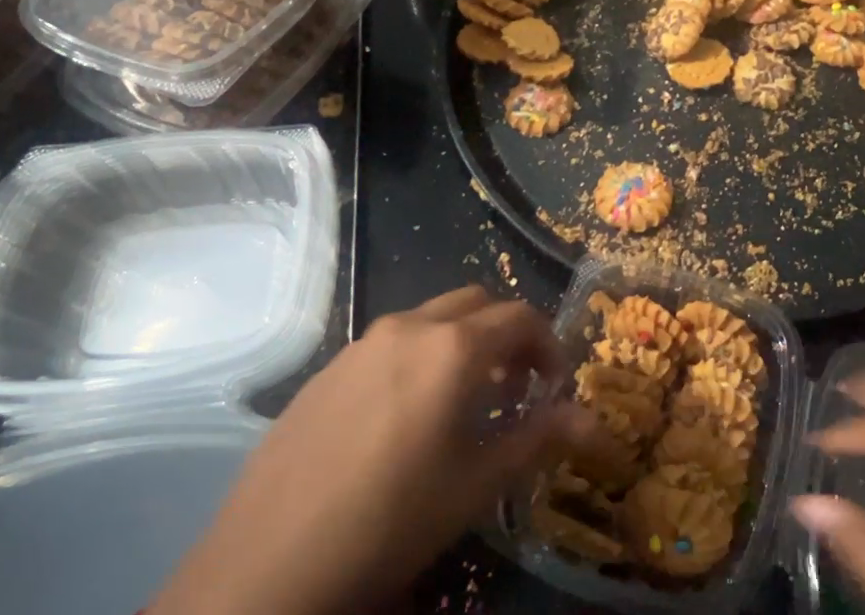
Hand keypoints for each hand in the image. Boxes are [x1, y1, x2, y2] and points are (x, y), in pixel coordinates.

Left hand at [152, 286, 591, 614]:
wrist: (272, 559)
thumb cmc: (394, 518)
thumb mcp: (478, 483)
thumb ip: (539, 438)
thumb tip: (592, 420)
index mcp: (453, 346)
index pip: (522, 318)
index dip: (550, 347)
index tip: (555, 387)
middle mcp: (408, 326)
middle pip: (477, 304)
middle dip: (508, 334)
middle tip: (517, 386)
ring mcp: (360, 343)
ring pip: (430, 318)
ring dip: (462, 342)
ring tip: (465, 401)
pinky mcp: (327, 368)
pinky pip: (389, 343)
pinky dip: (419, 356)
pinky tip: (406, 417)